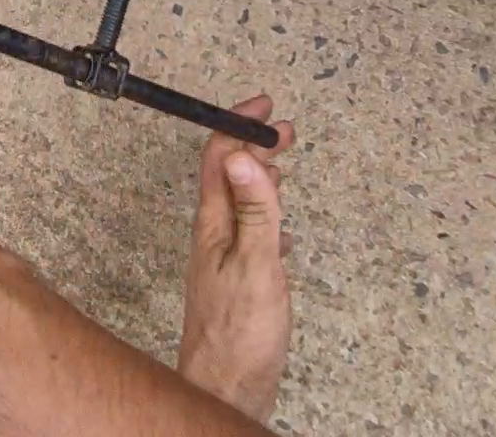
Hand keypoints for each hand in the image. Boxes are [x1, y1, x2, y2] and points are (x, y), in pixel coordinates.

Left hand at [178, 95, 295, 420]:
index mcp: (215, 221)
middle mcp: (213, 230)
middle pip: (229, 172)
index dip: (238, 125)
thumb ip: (254, 211)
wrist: (226, 387)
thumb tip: (242, 156)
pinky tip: (278, 220)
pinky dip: (266, 208)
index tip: (264, 107)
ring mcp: (221, 251)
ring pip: (238, 197)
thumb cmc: (239, 334)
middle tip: (281, 127)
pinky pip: (248, 224)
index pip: (219, 156)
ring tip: (280, 161)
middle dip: (253, 142)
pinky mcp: (234, 272)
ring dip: (259, 172)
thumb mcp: (256, 264)